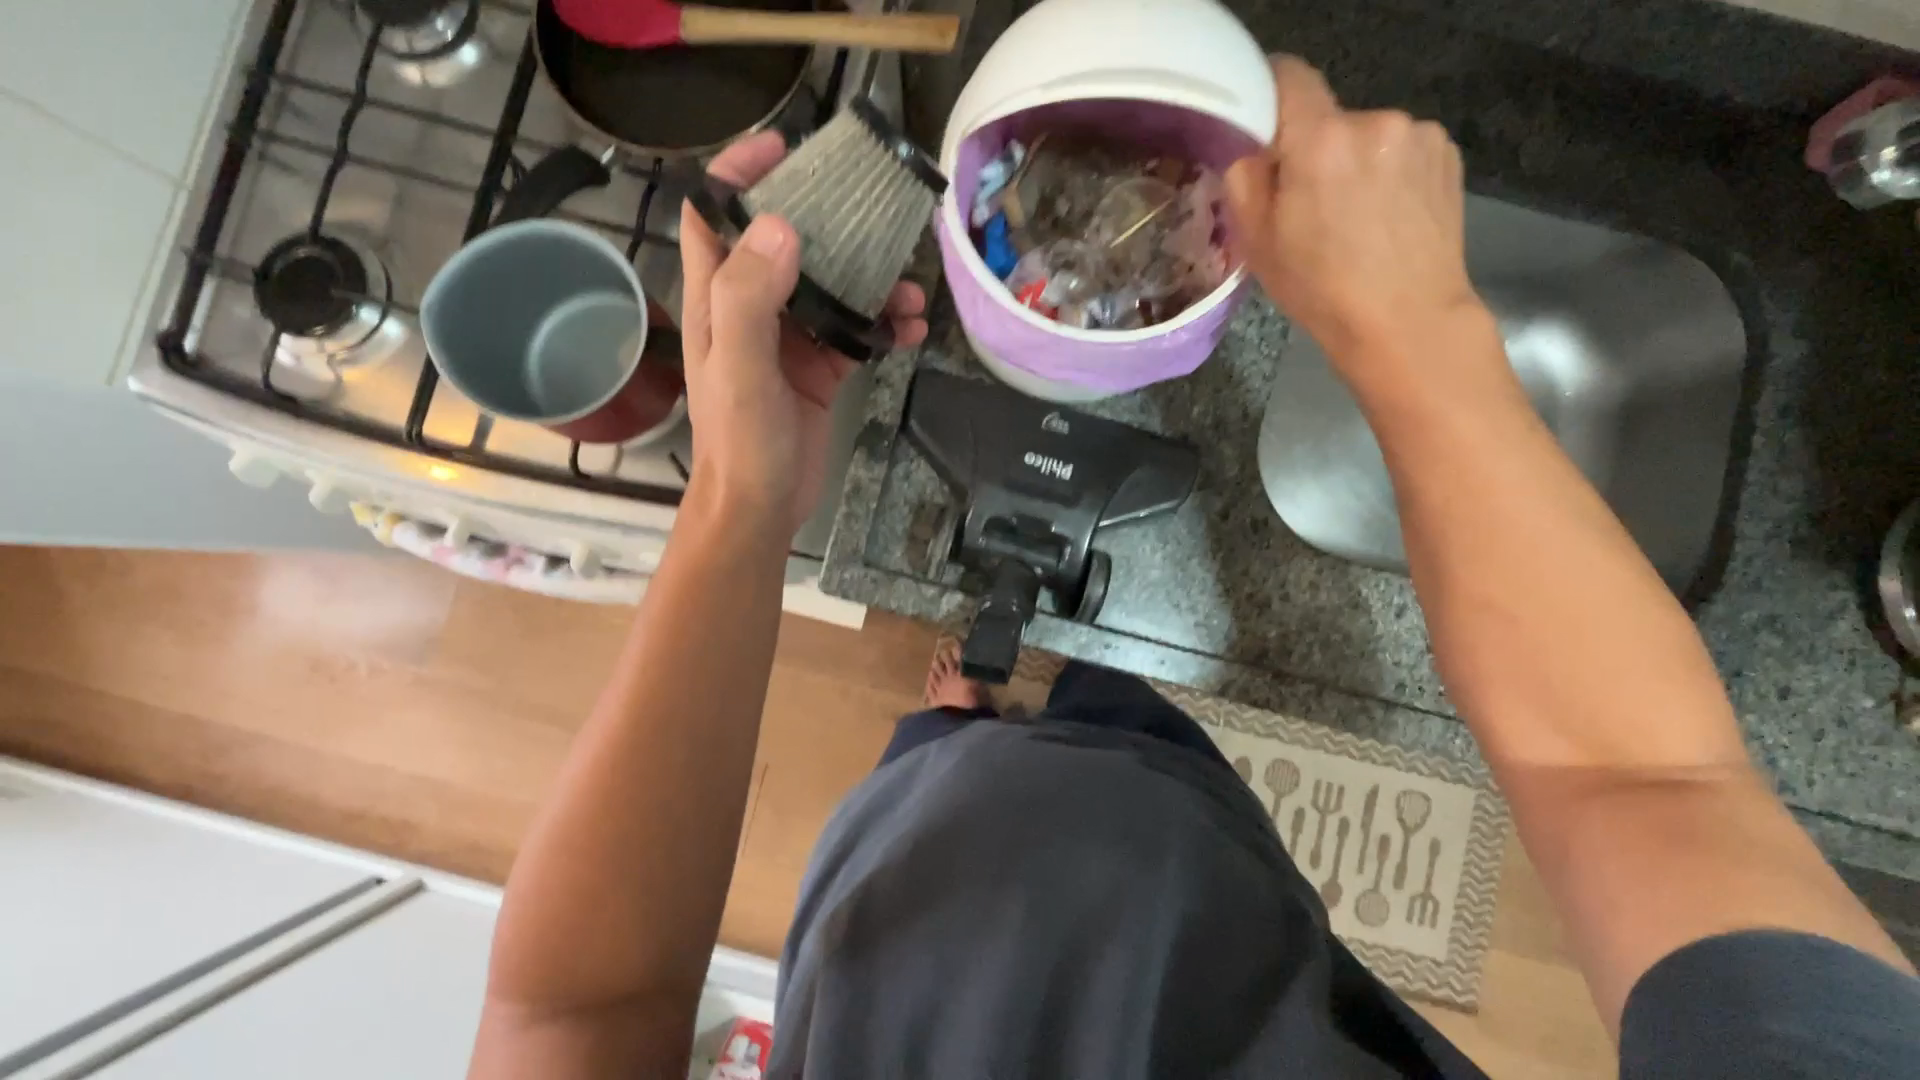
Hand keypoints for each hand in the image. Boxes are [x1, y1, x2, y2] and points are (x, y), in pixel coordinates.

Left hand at [679, 131, 928, 535]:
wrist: (762, 507)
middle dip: (826, 222)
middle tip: (870, 207)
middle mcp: (751, 309)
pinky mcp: (821, 368)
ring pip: (831, 287)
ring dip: (871, 281)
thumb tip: (783, 228)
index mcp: (717, 300)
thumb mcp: (738, 366)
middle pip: (785, 242)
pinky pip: (857, 332)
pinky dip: (885, 325)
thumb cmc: (740, 440)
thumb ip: (750, 298)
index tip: (782, 149)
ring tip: (911, 290)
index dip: (736, 174)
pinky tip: (913, 327)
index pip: (713, 216)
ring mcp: (789, 339)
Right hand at [1225, 56, 1483, 371]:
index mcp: (1321, 139)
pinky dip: (1385, 173)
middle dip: (1311, 149)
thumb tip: (1251, 151)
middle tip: (1305, 203)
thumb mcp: (1258, 242)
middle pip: (1327, 117)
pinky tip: (1383, 218)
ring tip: (1351, 218)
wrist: (1407, 321)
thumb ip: (1245, 180)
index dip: (1268, 93)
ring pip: (1365, 136)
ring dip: (1351, 162)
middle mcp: (1374, 121)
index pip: (1289, 76)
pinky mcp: (1447, 154)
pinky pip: (1399, 150)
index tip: (1260, 126)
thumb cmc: (1322, 289)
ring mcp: (1418, 135)